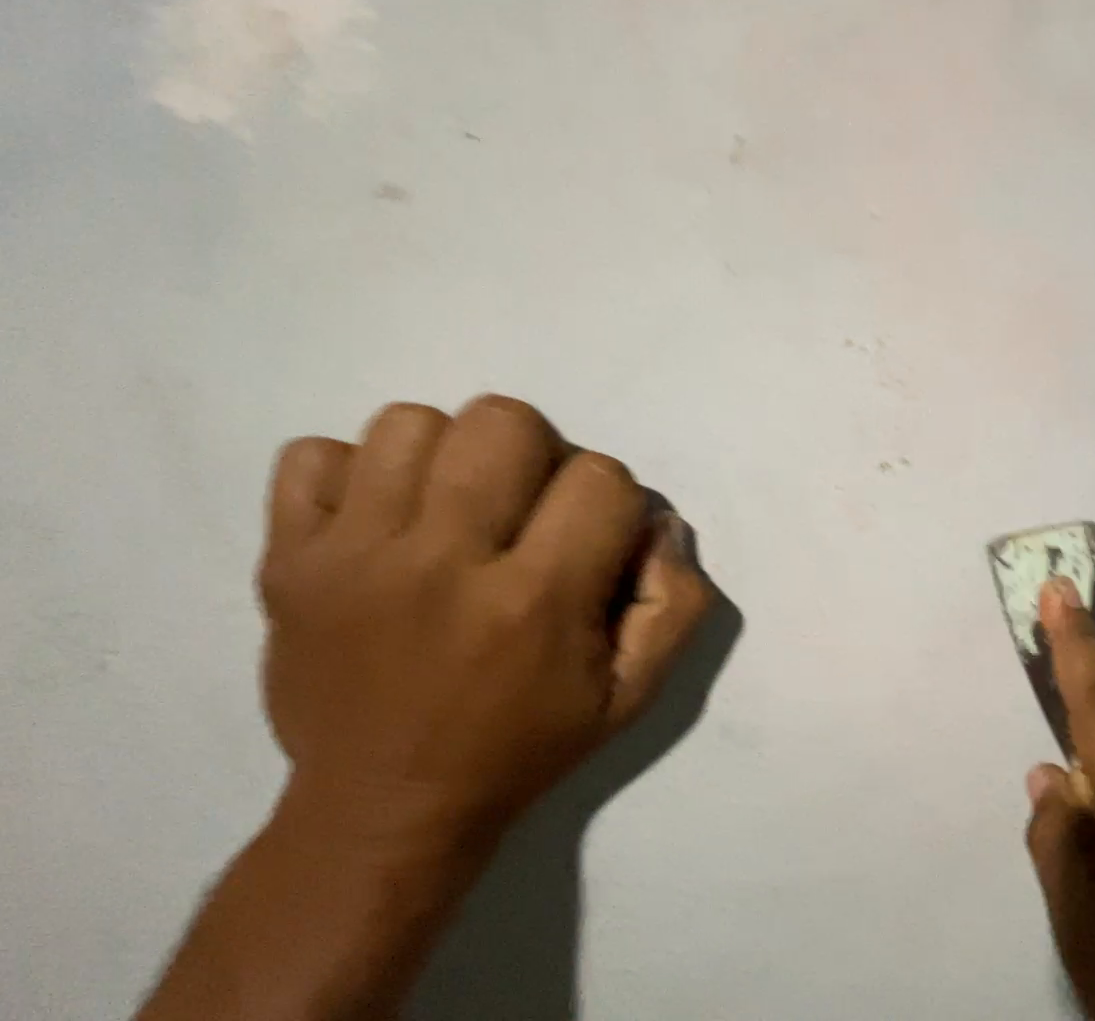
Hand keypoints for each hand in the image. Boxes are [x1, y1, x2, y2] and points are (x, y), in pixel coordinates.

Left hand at [259, 395, 713, 838]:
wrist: (385, 805)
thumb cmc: (525, 744)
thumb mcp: (634, 695)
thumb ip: (676, 605)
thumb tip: (661, 523)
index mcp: (536, 601)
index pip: (602, 477)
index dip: (613, 502)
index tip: (593, 544)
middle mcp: (443, 564)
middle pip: (504, 421)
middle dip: (538, 456)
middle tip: (526, 512)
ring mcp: (353, 557)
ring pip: (411, 423)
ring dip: (451, 458)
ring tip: (454, 514)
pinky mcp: (285, 561)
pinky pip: (314, 454)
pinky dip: (357, 474)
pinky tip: (384, 523)